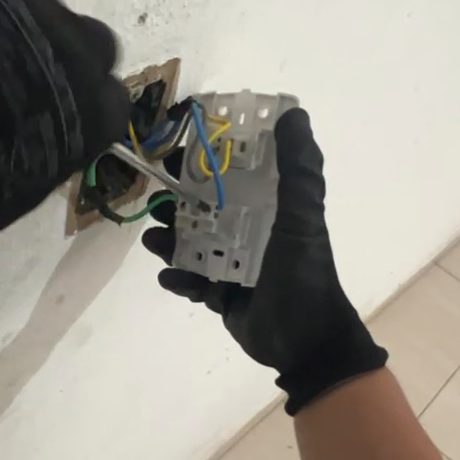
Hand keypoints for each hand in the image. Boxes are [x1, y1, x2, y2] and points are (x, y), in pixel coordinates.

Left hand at [0, 0, 129, 314]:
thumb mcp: (9, 189)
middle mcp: (65, 35)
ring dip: (1, 19)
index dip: (76, 103)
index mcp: (87, 103)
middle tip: (3, 79)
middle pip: (80, 36)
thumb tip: (36, 116)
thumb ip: (43, 143)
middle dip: (51, 53)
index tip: (44, 115)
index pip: (108, 93)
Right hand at [143, 109, 387, 412]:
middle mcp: (252, 233)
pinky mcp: (224, 297)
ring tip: (153, 241)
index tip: (181, 153)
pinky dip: (180, 280)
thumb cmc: (305, 278)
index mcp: (272, 210)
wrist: (306, 345)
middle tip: (157, 201)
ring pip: (194, 247)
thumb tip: (294, 114)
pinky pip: (195, 283)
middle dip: (179, 205)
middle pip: (207, 211)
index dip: (209, 163)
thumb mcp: (302, 221)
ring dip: (171, 243)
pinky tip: (168, 278)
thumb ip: (298, 172)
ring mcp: (236, 267)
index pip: (237, 176)